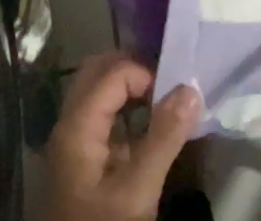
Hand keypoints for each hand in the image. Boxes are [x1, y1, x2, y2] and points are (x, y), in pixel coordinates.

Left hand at [47, 53, 201, 220]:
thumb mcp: (137, 191)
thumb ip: (163, 138)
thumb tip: (191, 87)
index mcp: (77, 126)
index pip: (113, 72)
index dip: (147, 75)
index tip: (175, 97)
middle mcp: (69, 124)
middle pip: (97, 72)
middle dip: (135, 68)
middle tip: (170, 83)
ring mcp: (73, 142)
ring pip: (98, 92)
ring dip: (130, 87)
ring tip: (165, 100)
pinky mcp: (82, 160)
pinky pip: (102, 116)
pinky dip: (126, 110)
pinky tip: (151, 128)